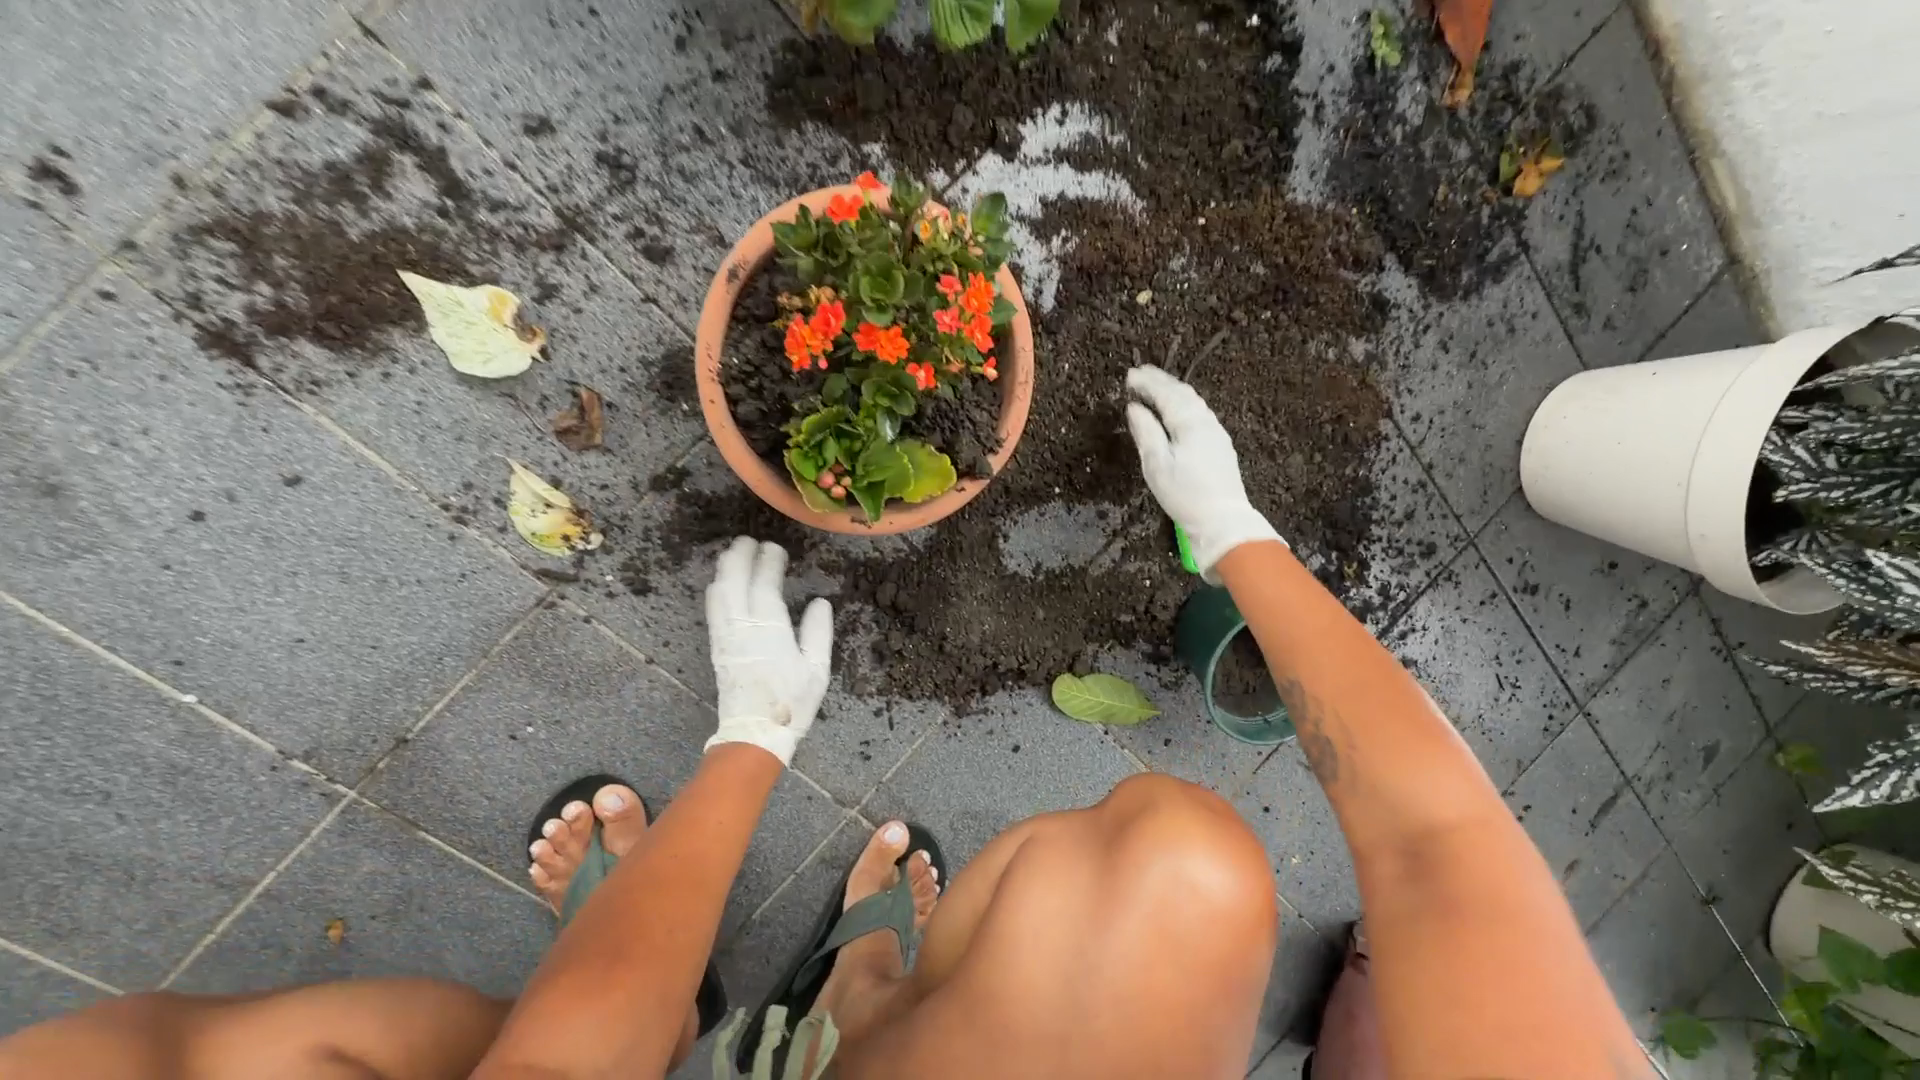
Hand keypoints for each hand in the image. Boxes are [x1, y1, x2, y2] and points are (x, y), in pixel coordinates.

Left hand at [703, 537, 832, 764]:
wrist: (754, 732)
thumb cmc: (791, 702)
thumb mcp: (817, 669)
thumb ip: (818, 632)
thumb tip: (820, 602)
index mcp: (769, 629)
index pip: (765, 585)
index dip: (769, 562)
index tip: (775, 547)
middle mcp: (742, 627)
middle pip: (735, 581)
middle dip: (741, 557)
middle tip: (749, 540)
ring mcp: (725, 636)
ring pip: (720, 593)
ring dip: (725, 569)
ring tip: (733, 554)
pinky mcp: (717, 647)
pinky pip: (713, 609)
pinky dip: (717, 589)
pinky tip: (721, 583)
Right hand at [1125, 365, 1285, 581]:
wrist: (1222, 520)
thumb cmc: (1184, 493)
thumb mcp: (1156, 464)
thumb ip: (1146, 432)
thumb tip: (1135, 408)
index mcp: (1189, 423)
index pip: (1166, 394)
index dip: (1147, 383)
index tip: (1129, 375)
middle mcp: (1206, 421)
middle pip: (1183, 393)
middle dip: (1161, 381)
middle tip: (1141, 373)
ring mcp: (1216, 433)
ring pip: (1194, 403)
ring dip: (1174, 391)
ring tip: (1158, 387)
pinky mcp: (1220, 446)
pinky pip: (1200, 414)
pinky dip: (1185, 405)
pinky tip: (1179, 411)